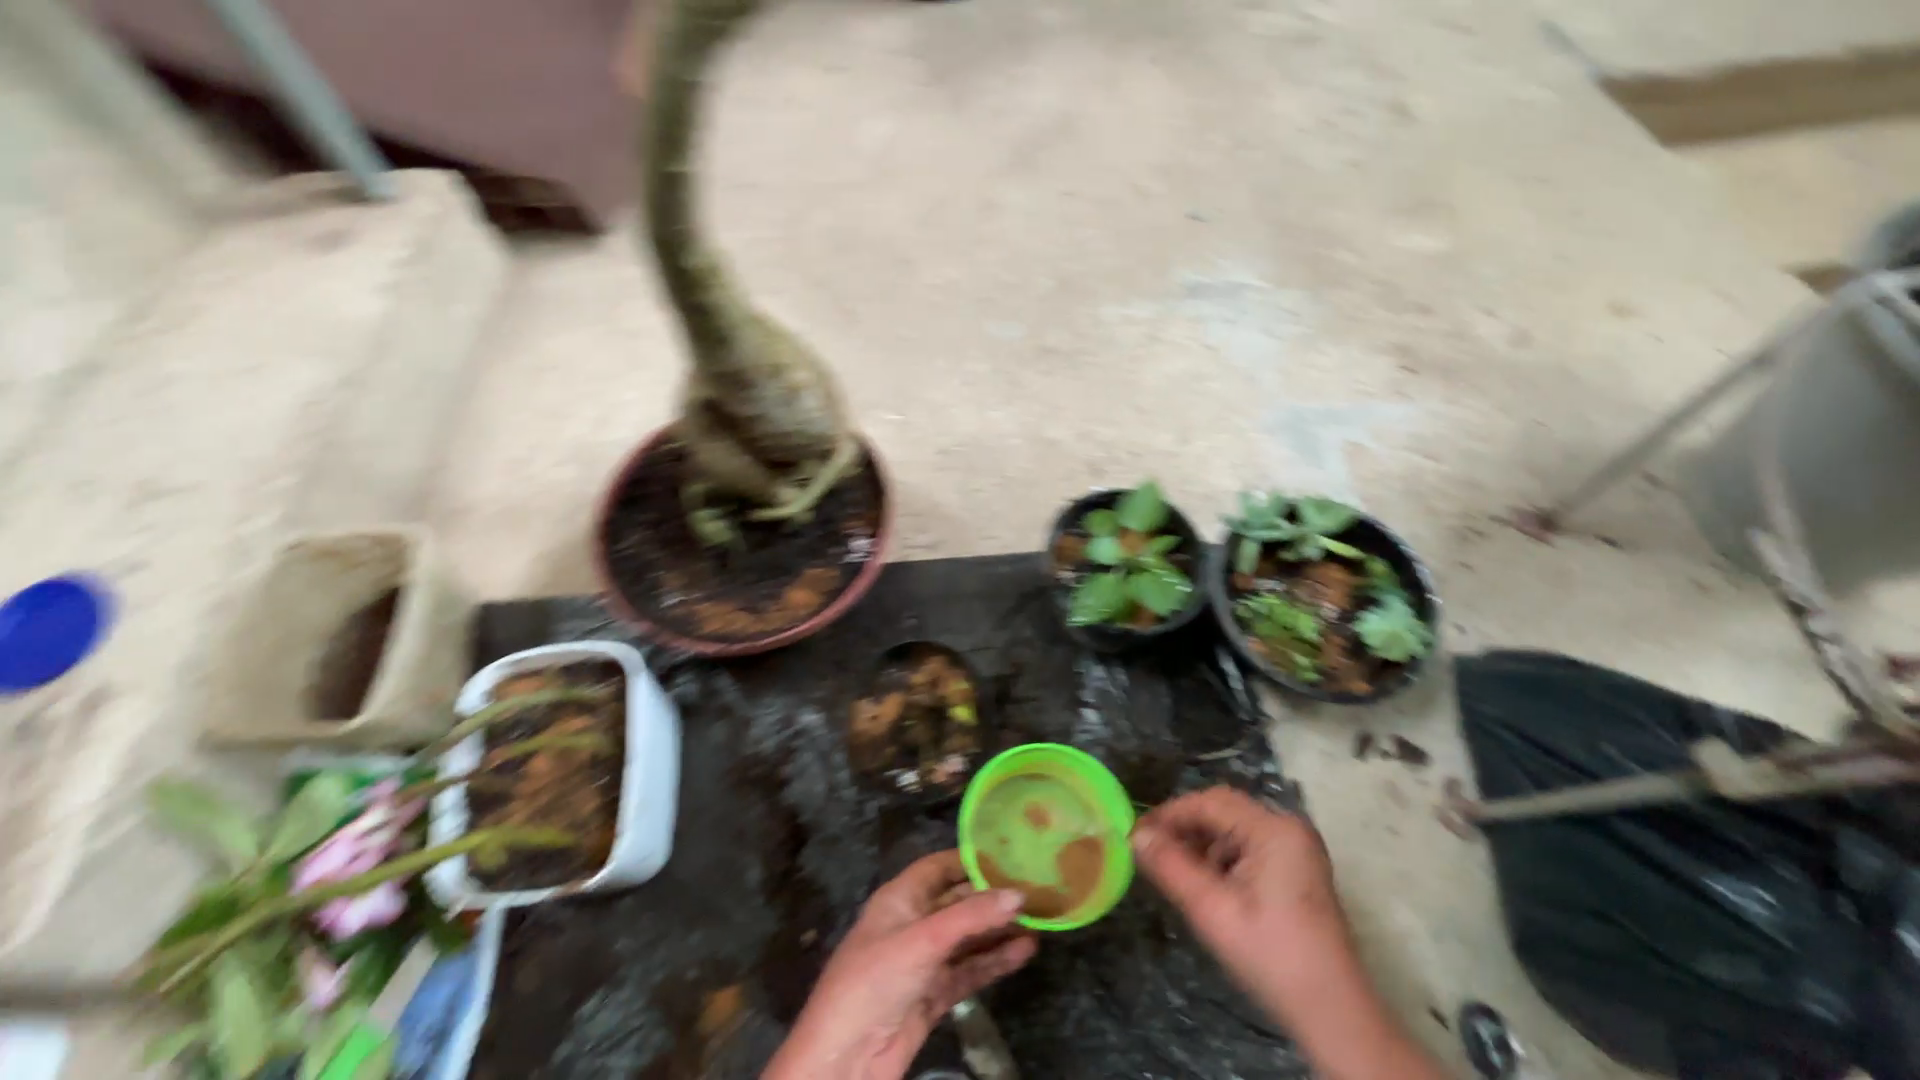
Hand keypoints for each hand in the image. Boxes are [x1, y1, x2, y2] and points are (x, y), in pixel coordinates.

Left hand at [765, 851, 1037, 1079]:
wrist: (847, 1056)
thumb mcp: (924, 940)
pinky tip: (1025, 952)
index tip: (1011, 852)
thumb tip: (1019, 894)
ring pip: (968, 938)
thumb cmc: (876, 980)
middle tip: (1037, 888)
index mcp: (899, 899)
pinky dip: (995, 961)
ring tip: (1040, 920)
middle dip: (992, 897)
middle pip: (958, 902)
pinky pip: (970, 970)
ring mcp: (924, 961)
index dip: (969, 859)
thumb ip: (972, 916)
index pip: (938, 868)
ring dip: (999, 930)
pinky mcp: (934, 994)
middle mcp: (913, 924)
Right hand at [1129, 787, 1351, 1027]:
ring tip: (1172, 870)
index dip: (1169, 814)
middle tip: (1149, 851)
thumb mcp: (1212, 910)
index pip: (1210, 802)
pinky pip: (1250, 848)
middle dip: (1184, 828)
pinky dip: (1222, 858)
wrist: (1331, 1010)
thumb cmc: (1271, 955)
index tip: (1135, 835)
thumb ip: (1170, 866)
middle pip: (1224, 811)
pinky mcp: (1298, 870)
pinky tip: (1204, 884)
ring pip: (1235, 829)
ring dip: (1202, 844)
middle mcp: (1289, 828)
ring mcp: (1297, 849)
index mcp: (1274, 830)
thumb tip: (1135, 836)